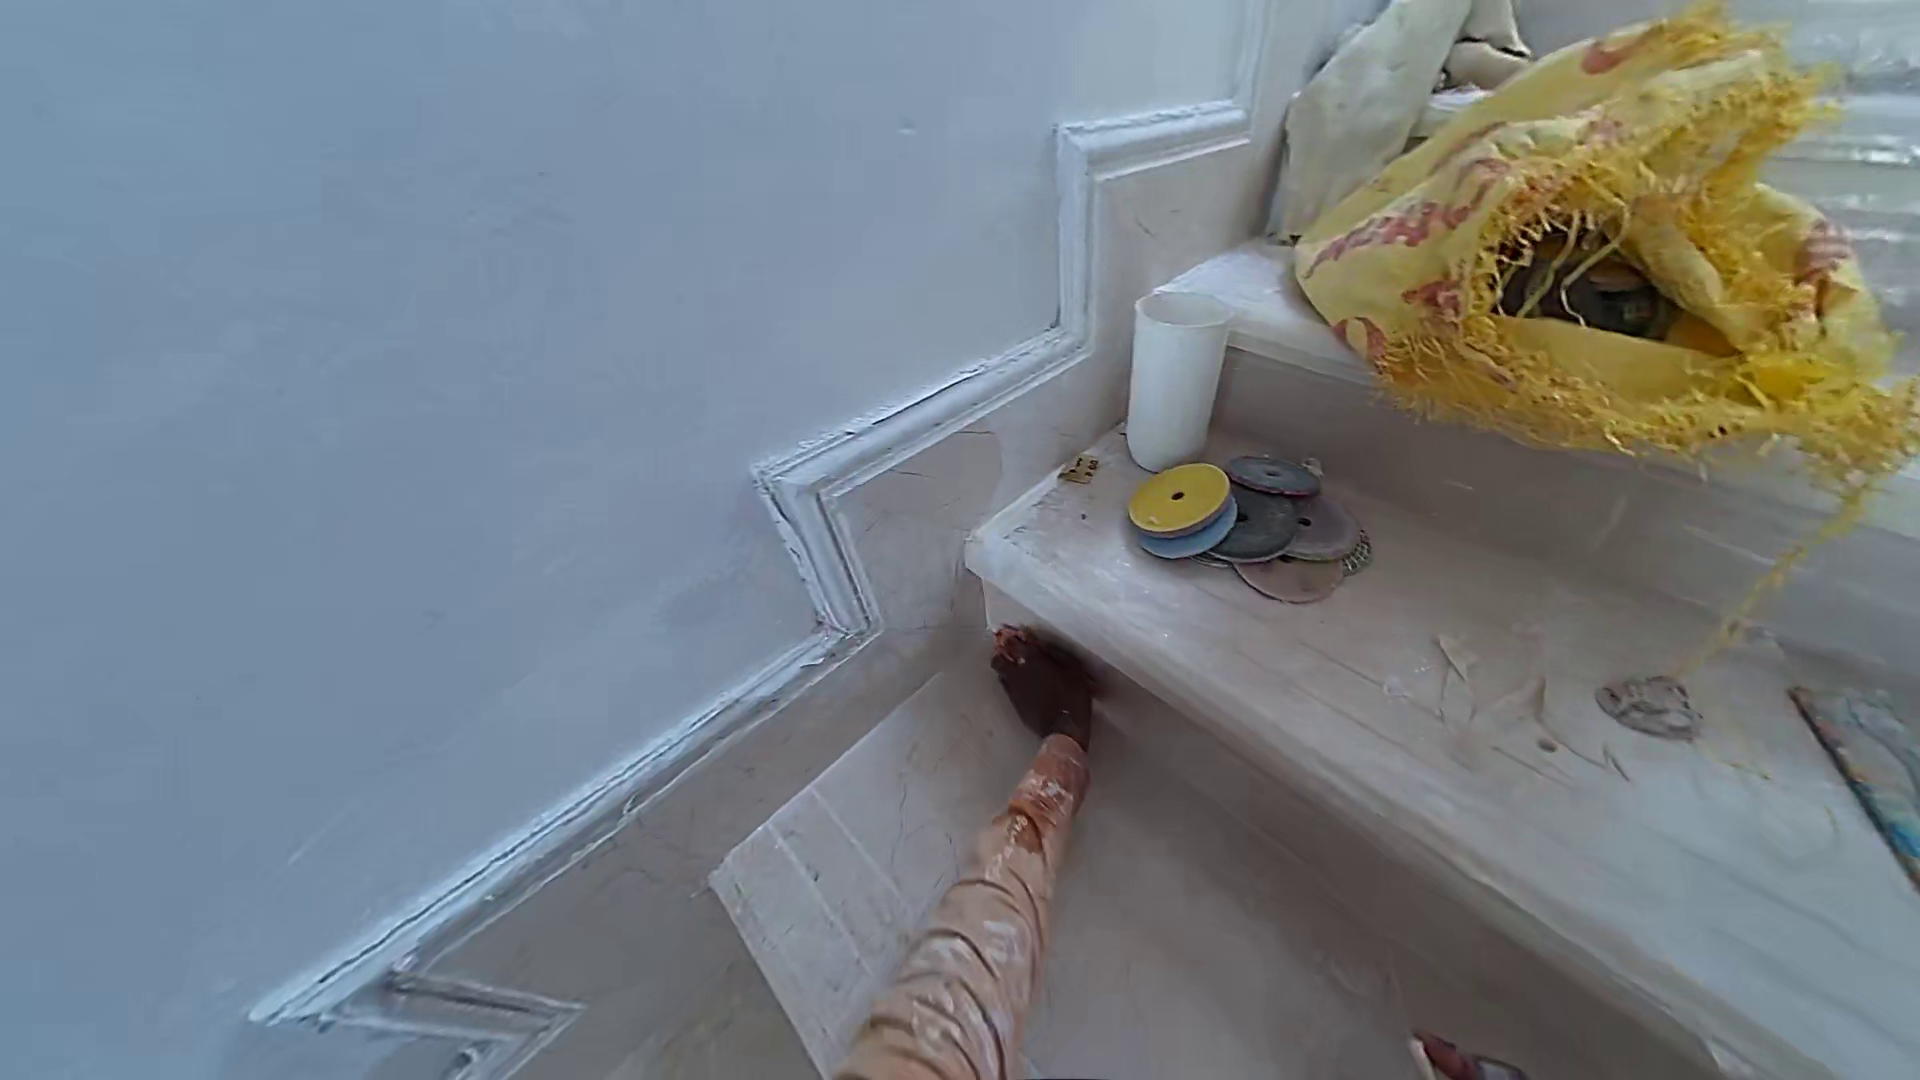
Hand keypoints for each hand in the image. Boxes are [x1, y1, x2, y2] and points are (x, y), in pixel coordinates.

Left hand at [990, 626, 1093, 749]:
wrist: (1064, 730)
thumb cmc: (1073, 698)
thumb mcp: (1075, 670)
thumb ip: (1058, 654)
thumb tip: (1044, 645)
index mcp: (1033, 661)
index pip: (1014, 643)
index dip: (1013, 638)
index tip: (1017, 635)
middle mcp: (1018, 673)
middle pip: (998, 658)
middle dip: (1001, 652)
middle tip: (1010, 651)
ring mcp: (1013, 689)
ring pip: (1000, 673)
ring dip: (1004, 666)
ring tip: (1013, 666)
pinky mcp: (1014, 703)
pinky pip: (1006, 687)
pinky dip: (1009, 681)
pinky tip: (1019, 683)